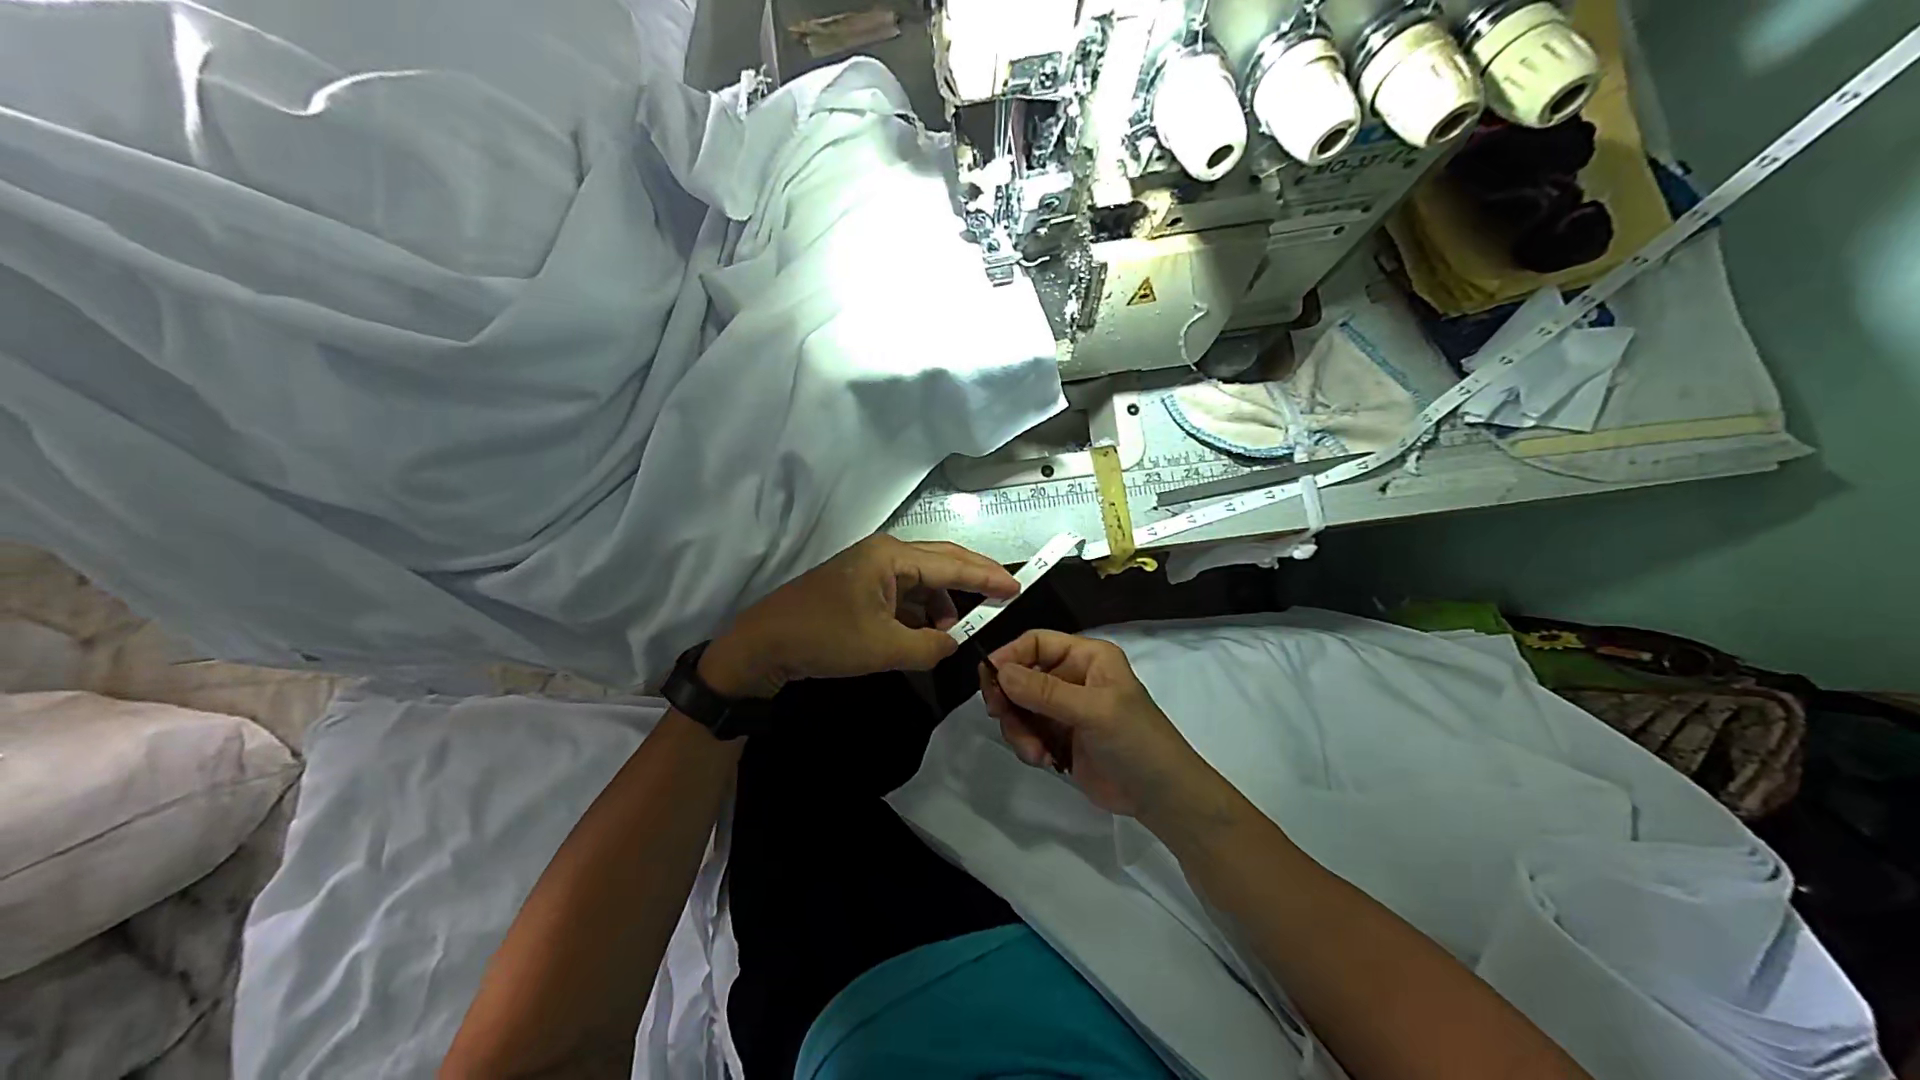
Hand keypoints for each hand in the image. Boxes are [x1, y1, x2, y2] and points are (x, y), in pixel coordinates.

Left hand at [700, 536, 1019, 697]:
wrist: (763, 645)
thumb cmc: (824, 640)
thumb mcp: (884, 648)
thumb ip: (930, 645)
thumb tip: (954, 642)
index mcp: (891, 557)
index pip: (953, 563)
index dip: (988, 577)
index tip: (1017, 588)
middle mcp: (884, 553)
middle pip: (942, 561)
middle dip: (973, 580)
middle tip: (1004, 596)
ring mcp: (870, 568)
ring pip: (923, 579)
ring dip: (943, 602)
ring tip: (956, 631)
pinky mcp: (861, 586)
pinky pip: (904, 592)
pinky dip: (921, 610)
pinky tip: (928, 631)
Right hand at [982, 630, 1231, 825]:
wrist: (1161, 797)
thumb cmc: (1137, 742)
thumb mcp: (1094, 711)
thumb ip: (1045, 692)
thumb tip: (1000, 671)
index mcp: (1088, 658)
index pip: (1038, 643)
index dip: (1010, 655)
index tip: (988, 678)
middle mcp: (1073, 677)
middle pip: (1021, 675)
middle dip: (1009, 698)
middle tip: (999, 715)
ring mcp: (1064, 709)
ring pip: (1019, 707)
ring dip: (1019, 729)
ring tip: (1035, 752)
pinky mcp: (1059, 738)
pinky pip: (1027, 732)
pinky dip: (1027, 745)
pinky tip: (1044, 760)